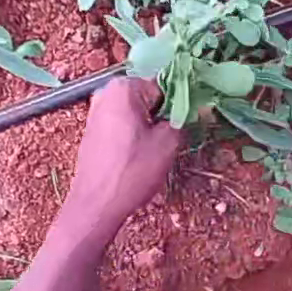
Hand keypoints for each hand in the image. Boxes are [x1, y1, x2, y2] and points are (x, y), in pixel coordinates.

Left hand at [62, 77, 182, 230]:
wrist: (97, 205)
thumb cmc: (132, 172)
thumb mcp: (167, 144)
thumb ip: (183, 119)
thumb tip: (199, 106)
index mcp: (124, 88)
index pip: (164, 86)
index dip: (179, 105)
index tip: (186, 124)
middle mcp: (105, 92)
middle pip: (148, 98)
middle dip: (162, 117)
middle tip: (169, 142)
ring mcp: (96, 111)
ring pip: (136, 113)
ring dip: (149, 128)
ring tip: (153, 153)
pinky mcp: (93, 131)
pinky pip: (122, 125)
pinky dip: (134, 136)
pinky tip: (137, 158)